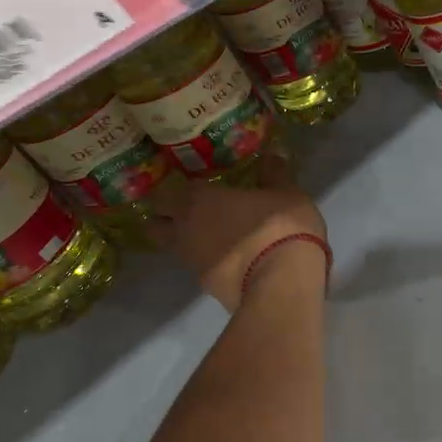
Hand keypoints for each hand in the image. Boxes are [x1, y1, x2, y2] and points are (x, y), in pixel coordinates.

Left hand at [153, 177, 326, 312]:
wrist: (281, 281)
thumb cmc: (280, 225)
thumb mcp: (286, 192)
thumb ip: (273, 173)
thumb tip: (269, 155)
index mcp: (198, 199)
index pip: (167, 191)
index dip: (177, 189)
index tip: (192, 185)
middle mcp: (184, 229)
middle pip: (155, 223)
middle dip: (166, 216)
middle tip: (190, 208)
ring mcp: (191, 261)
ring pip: (172, 247)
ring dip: (184, 239)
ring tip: (212, 232)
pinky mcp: (205, 286)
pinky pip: (197, 266)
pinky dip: (207, 259)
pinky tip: (231, 255)